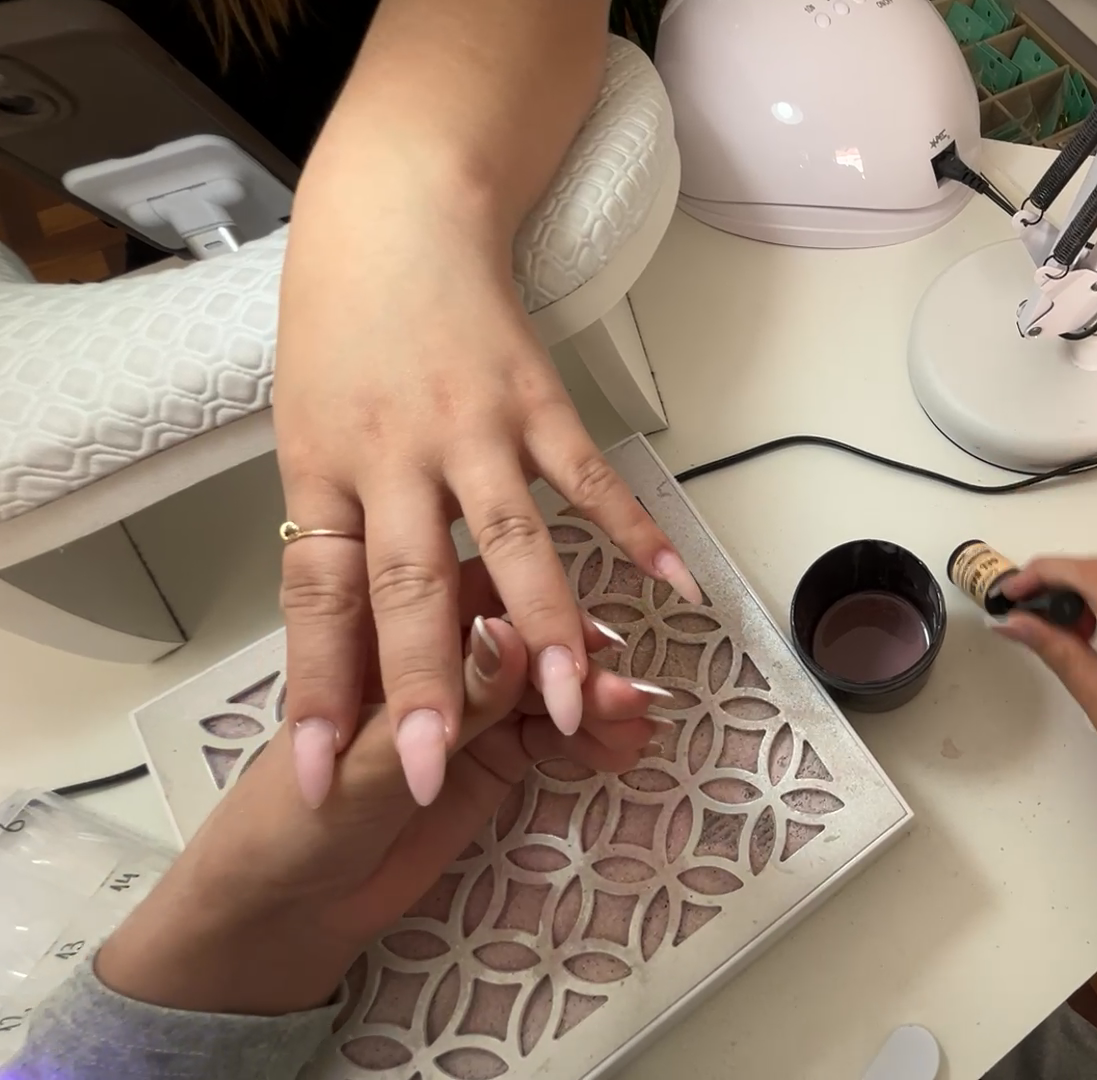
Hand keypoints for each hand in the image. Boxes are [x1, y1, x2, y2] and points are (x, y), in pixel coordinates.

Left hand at [94, 617, 664, 1015]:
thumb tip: (510, 633)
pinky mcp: (502, 753)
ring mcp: (479, 711)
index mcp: (396, 645)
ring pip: (553, 692)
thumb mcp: (369, 763)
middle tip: (628, 700)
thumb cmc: (291, 829)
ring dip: (599, 707)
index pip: (483, 609)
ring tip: (638, 729)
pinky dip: (594, 740)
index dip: (544, 621)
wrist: (283, 919)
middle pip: (532, 651)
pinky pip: (559, 736)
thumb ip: (448, 702)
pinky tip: (626, 749)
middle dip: (583, 674)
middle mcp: (446, 665)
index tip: (593, 645)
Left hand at [274, 208, 700, 811]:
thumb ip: (347, 523)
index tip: (327, 776)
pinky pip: (595, 480)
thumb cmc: (347, 330)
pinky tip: (678, 582)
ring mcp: (476, 429)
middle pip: (411, 586)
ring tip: (570, 697)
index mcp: (323, 472)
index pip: (317, 601)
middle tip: (435, 769)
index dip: (320, 690)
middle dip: (426, 684)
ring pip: (514, 540)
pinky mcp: (542, 404)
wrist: (395, 224)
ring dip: (544, 623)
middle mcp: (396, 459)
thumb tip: (370, 624)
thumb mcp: (311, 430)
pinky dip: (639, 531)